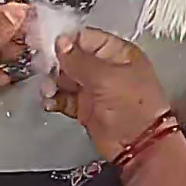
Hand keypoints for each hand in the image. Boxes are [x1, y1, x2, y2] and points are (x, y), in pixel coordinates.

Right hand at [42, 26, 174, 160]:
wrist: (139, 147)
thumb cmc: (133, 107)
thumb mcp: (106, 77)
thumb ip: (80, 60)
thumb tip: (61, 42)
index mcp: (117, 53)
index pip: (86, 38)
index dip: (66, 41)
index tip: (46, 46)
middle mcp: (105, 68)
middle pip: (72, 58)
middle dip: (56, 64)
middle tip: (46, 72)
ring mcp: (95, 89)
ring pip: (66, 79)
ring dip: (53, 83)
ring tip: (48, 91)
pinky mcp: (86, 108)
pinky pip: (65, 99)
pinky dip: (55, 100)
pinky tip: (50, 102)